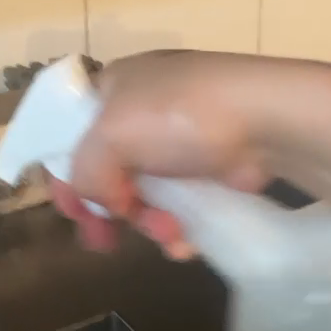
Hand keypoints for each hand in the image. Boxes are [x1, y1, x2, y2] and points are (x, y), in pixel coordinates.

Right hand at [45, 51, 274, 256]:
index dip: (63, 175)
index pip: (67, 132)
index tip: (73, 214)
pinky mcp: (207, 163)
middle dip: (108, 208)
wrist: (266, 119)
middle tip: (105, 243)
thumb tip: (105, 204)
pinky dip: (176, 222)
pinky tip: (184, 240)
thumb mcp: (110, 137)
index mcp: (111, 87)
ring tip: (167, 235)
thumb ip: (85, 173)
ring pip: (142, 191)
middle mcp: (140, 108)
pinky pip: (177, 200)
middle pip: (105, 168)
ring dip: (147, 220)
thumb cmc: (179, 117)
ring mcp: (177, 136)